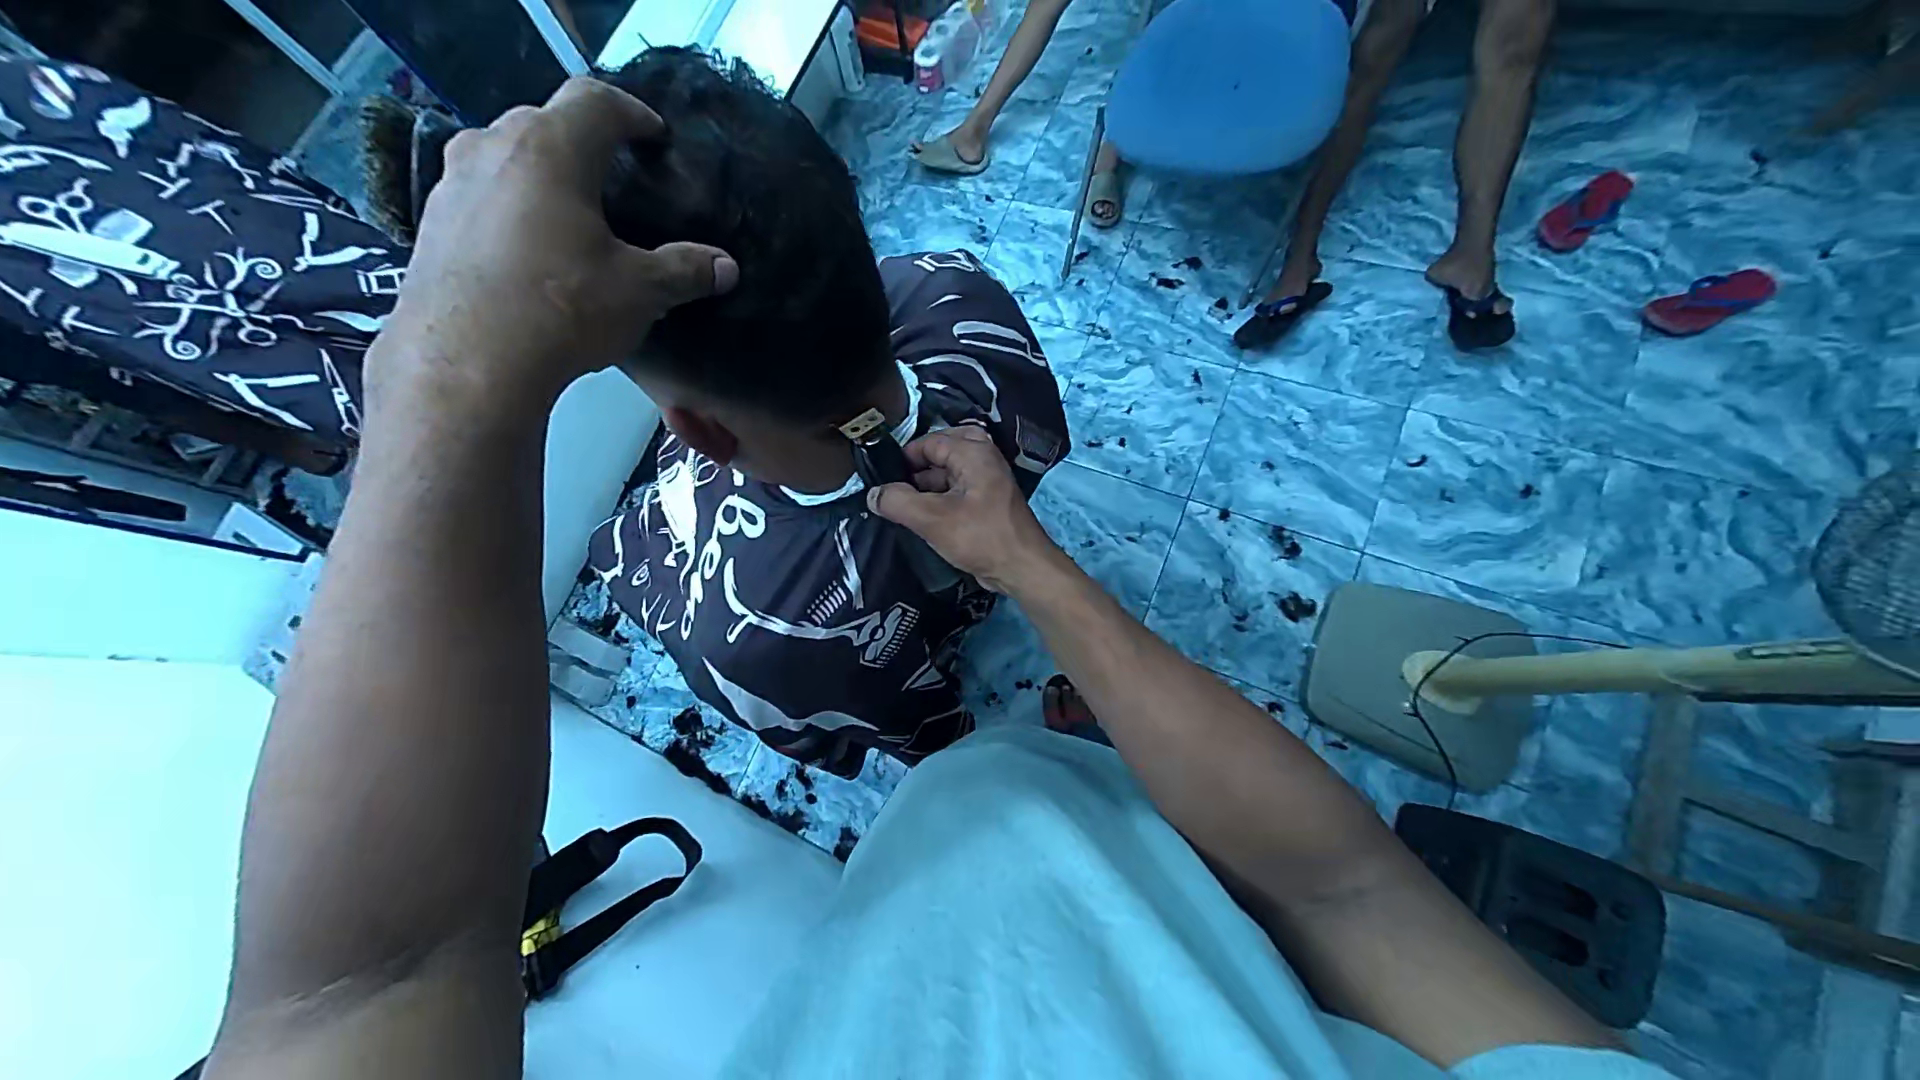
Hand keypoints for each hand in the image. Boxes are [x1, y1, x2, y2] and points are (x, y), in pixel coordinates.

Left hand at [370, 76, 738, 418]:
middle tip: (614, 176)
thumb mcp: (641, 291)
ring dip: (542, 174)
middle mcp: (492, 149)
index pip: (595, 101)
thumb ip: (686, 270)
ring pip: (506, 157)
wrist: (469, 361)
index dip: (632, 113)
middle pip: (544, 122)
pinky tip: (531, 250)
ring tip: (572, 213)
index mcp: (550, 150)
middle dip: (583, 141)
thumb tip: (727, 267)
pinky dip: (512, 207)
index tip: (653, 134)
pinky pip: (482, 196)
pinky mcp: (432, 222)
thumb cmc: (564, 308)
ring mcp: (452, 183)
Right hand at [866, 425, 1065, 594]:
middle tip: (900, 486)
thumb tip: (873, 494)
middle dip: (920, 466)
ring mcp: (989, 481)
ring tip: (906, 503)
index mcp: (974, 453)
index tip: (885, 478)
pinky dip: (942, 496)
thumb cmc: (980, 537)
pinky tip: (926, 515)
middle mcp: (984, 460)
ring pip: (952, 471)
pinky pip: (960, 488)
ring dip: (930, 483)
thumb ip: (897, 502)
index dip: (905, 457)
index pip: (930, 441)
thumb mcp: (931, 519)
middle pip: (944, 450)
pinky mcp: (990, 502)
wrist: (1022, 568)